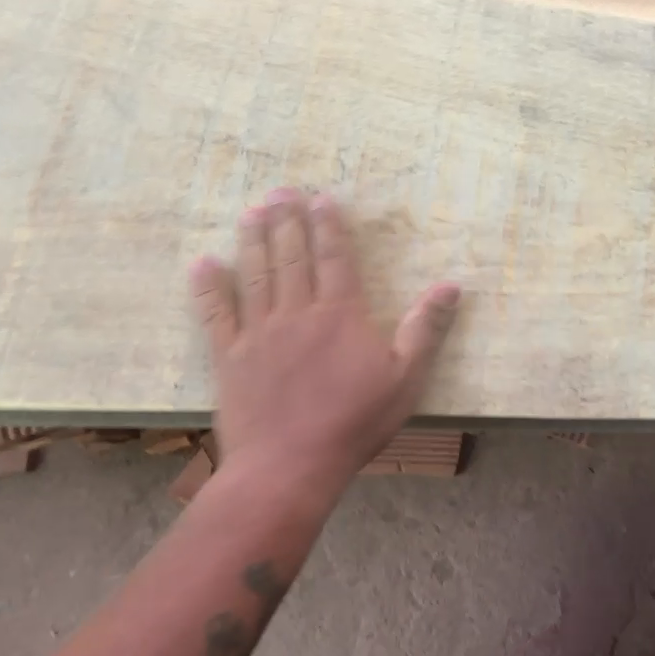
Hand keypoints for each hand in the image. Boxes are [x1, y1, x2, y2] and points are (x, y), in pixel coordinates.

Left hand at [189, 187, 461, 487]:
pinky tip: (204, 264)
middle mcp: (297, 314)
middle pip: (291, 257)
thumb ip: (426, 328)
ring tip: (253, 211)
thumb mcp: (407, 377)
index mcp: (342, 314)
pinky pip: (215, 314)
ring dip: (254, 240)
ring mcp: (258, 334)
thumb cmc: (356, 421)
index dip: (329, 226)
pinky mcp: (229, 358)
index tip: (322, 198)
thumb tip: (450, 285)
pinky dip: (209, 287)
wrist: (288, 466)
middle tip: (282, 190)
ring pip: (256, 275)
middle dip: (288, 221)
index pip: (335, 258)